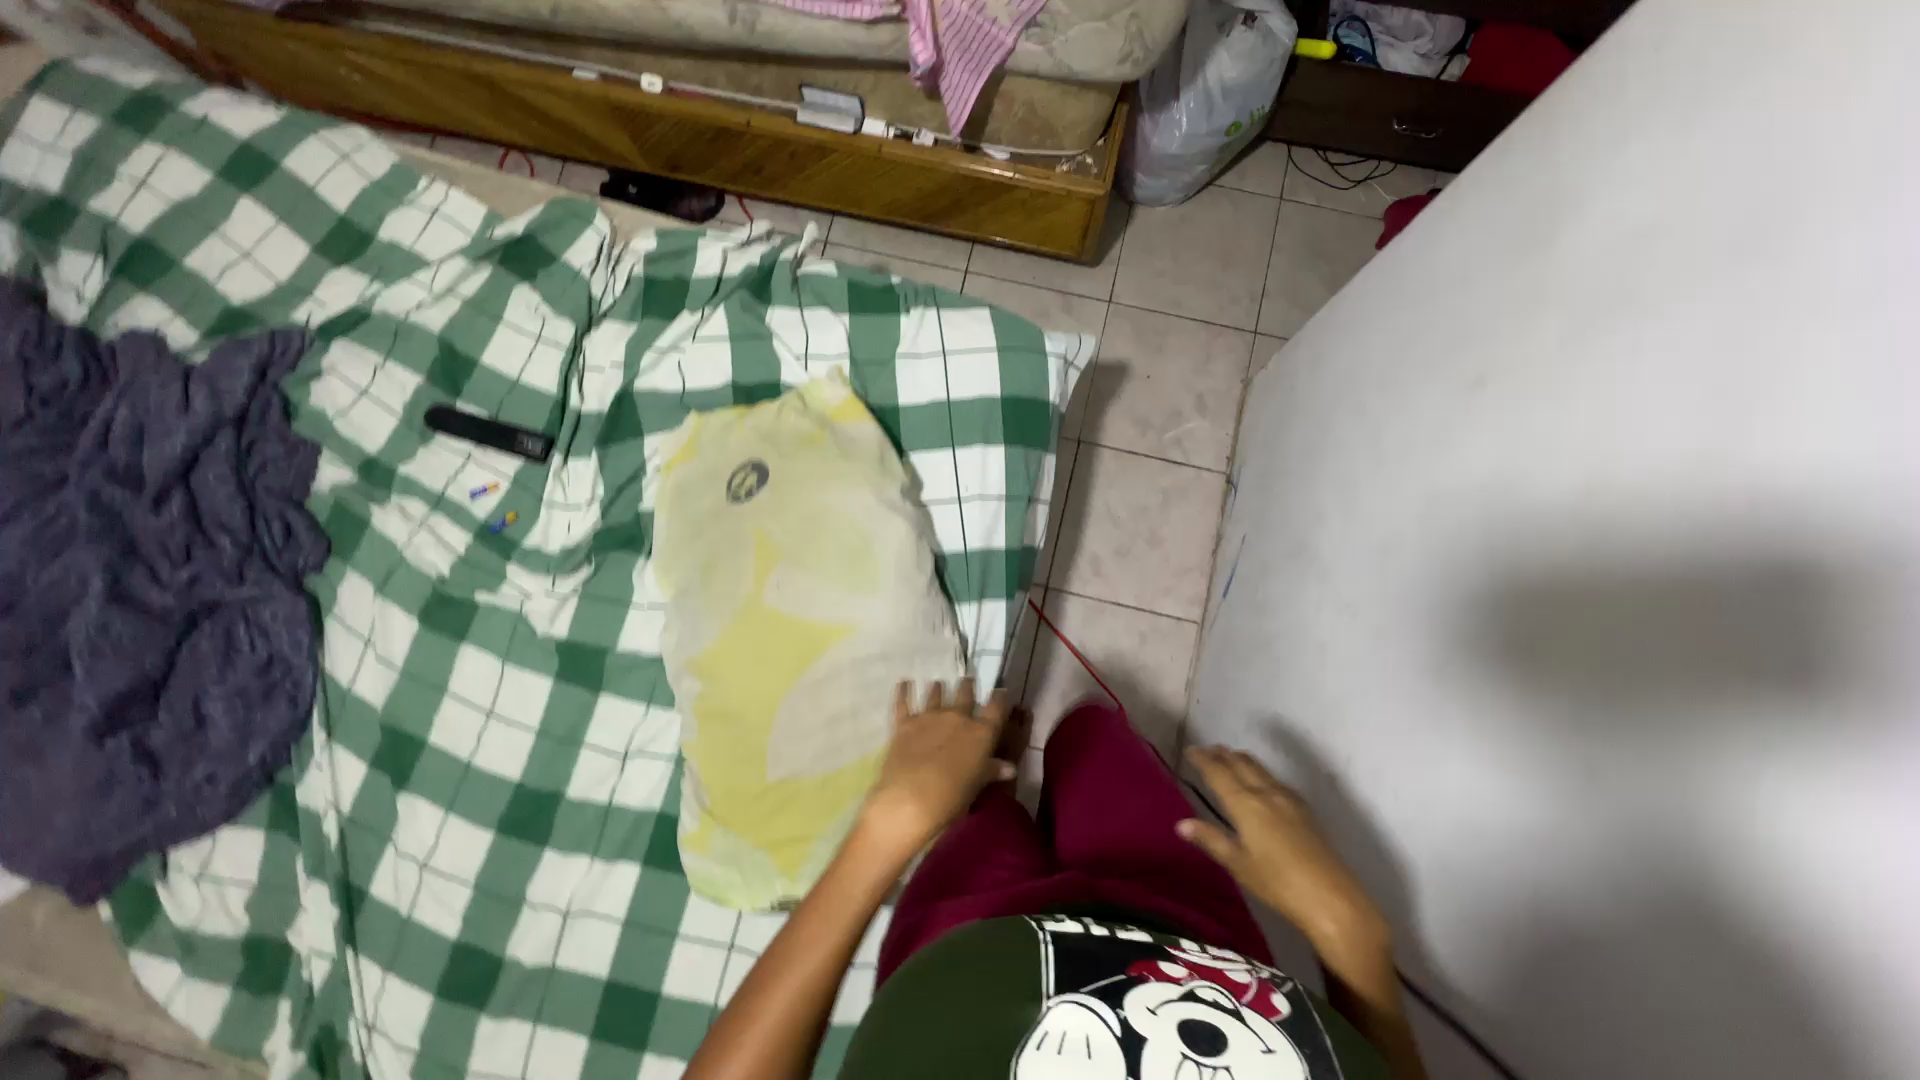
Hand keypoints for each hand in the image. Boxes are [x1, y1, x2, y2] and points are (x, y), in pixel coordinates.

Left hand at [858, 680, 1013, 854]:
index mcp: (981, 733)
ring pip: (936, 694)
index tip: (1000, 690)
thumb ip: (992, 771)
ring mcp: (929, 717)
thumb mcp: (977, 785)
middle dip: (967, 686)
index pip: (996, 708)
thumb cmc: (952, 797)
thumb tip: (1010, 768)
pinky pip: (904, 701)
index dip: (999, 697)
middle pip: (965, 694)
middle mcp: (957, 717)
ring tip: (938, 682)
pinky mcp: (905, 723)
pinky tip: (904, 682)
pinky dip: (903, 691)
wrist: (911, 798)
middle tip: (968, 679)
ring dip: (938, 688)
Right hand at [1179, 746, 1389, 954]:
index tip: (1190, 750)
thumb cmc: (1277, 883)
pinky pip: (1275, 780)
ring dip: (1241, 760)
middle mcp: (1267, 793)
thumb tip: (1181, 824)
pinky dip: (1260, 773)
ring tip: (1229, 758)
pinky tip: (1262, 783)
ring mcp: (1289, 800)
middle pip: (1242, 764)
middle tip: (1207, 750)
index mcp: (1246, 804)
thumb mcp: (1238, 864)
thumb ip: (1211, 839)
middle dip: (1222, 754)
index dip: (1203, 760)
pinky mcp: (1304, 810)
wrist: (1331, 897)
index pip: (1219, 773)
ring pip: (1261, 769)